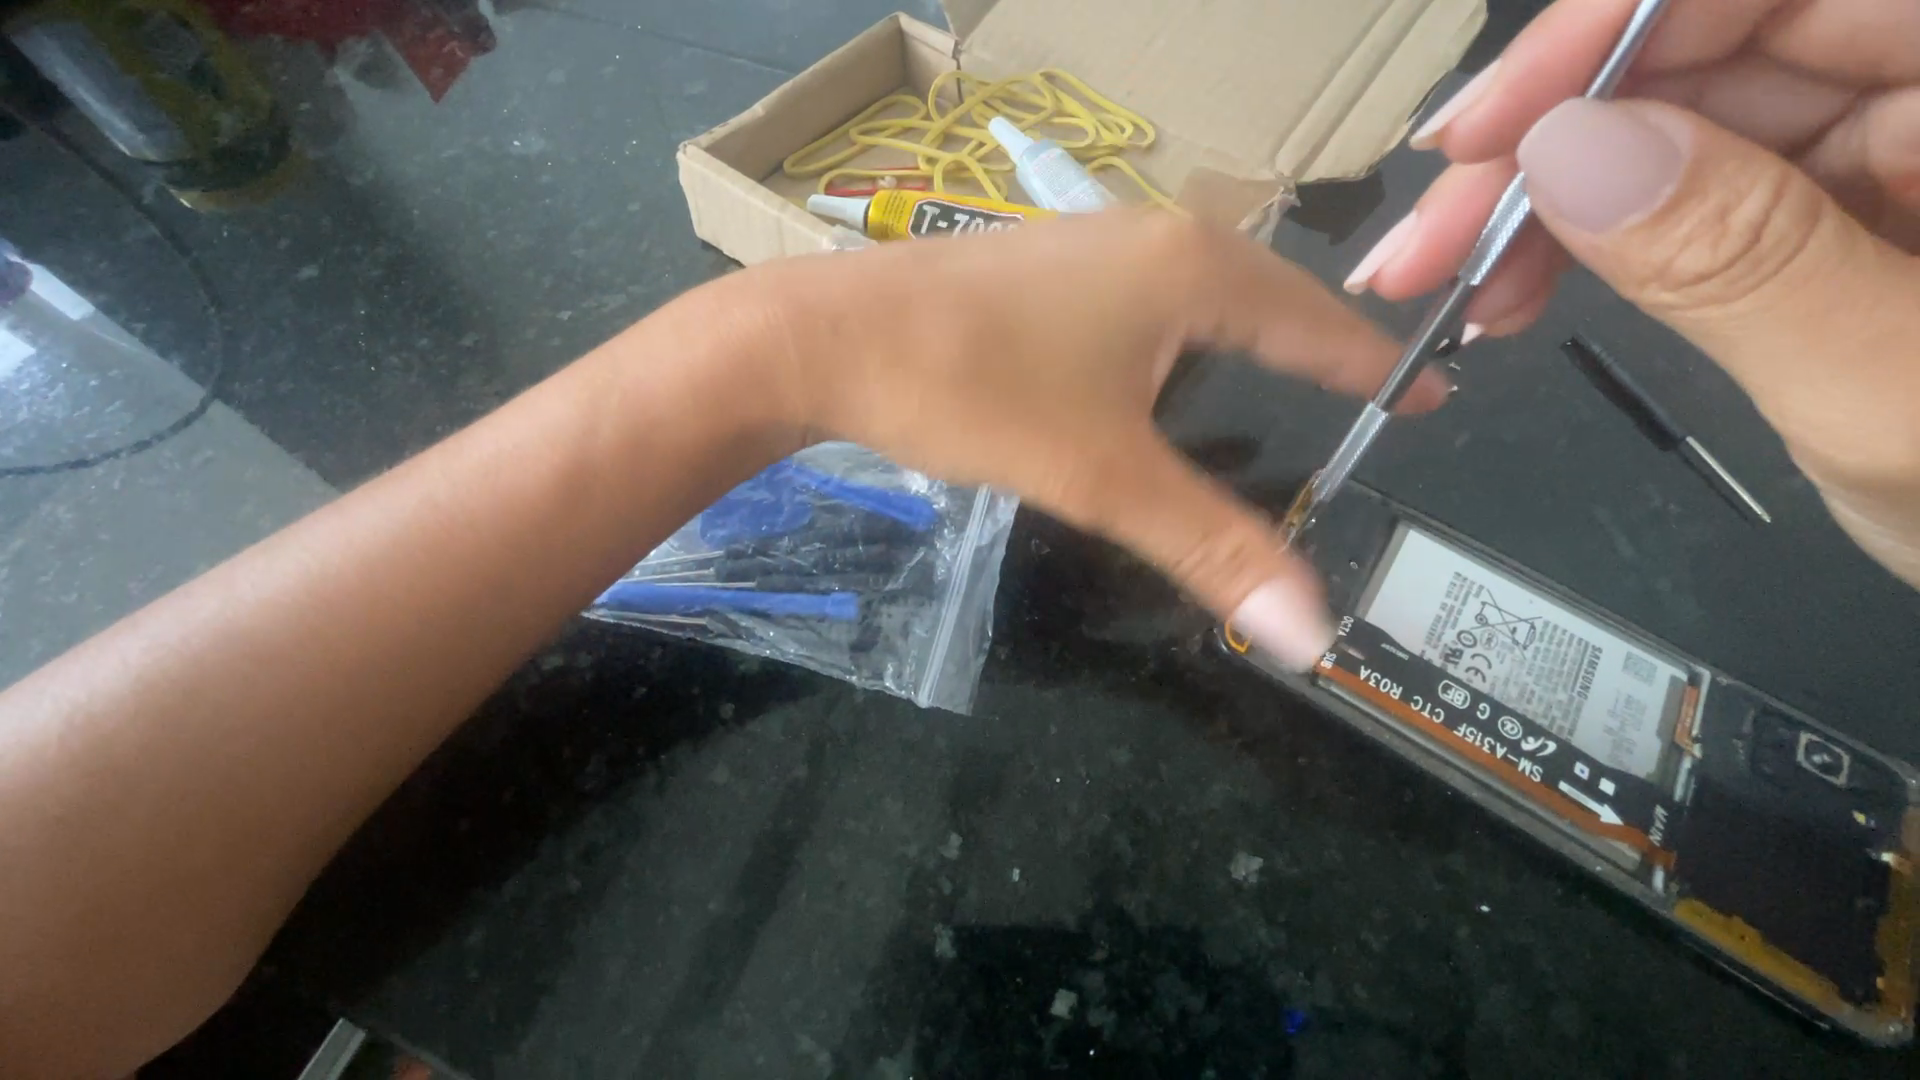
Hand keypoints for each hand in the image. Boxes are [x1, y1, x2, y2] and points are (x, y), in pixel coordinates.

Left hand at [686, 211, 1450, 669]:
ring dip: (1239, 342)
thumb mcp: (1104, 476)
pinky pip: (1138, 302)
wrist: (828, 338)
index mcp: (1195, 271)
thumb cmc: (975, 392)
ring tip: (1279, 388)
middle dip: (1313, 349)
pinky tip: (1157, 373)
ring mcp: (1089, 245)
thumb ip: (1209, 545)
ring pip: (1195, 297)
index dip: (1377, 363)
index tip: (1435, 389)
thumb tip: (1313, 634)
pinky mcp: (1040, 268)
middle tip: (1362, 398)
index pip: (1318, 321)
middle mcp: (1153, 237)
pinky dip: (1169, 341)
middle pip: (1263, 300)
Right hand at [1343, 0, 1919, 583]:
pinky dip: (1595, 241)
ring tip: (1457, 289)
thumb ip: (1739, 264)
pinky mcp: (1864, 191)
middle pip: (1724, 44)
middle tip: (1421, 249)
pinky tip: (1525, 292)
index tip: (1475, 135)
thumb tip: (1563, 155)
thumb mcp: (1902, 404)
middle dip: (1542, 148)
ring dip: (1547, 207)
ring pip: (1687, 122)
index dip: (1612, 32)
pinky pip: (1697, 188)